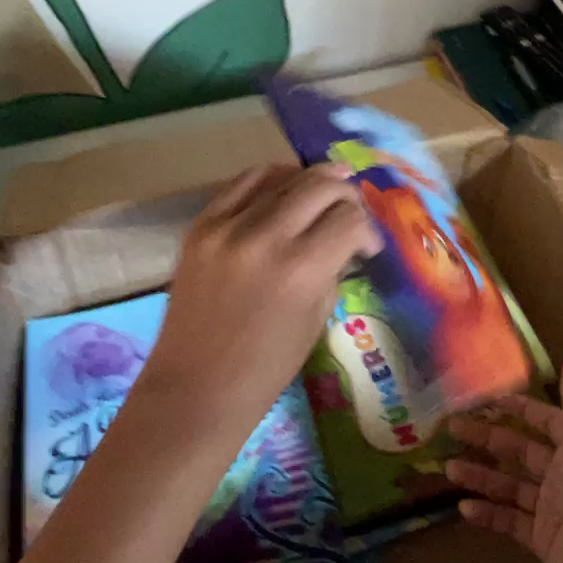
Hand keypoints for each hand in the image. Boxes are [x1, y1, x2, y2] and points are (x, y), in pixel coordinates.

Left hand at [140, 163, 378, 435]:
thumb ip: (333, 268)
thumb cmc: (265, 368)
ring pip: (284, 175)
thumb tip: (345, 236)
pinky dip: (272, 179)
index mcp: (301, 269)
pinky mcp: (201, 224)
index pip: (350, 219)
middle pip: (321, 186)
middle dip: (346, 195)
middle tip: (351, 212)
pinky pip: (244, 181)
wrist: (195, 387)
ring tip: (325, 189)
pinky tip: (285, 189)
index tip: (367, 246)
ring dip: (312, 180)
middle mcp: (266, 236)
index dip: (367, 230)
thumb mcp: (317, 318)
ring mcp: (228, 226)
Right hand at [447, 350, 562, 562]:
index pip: (546, 420)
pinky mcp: (544, 541)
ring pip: (511, 485)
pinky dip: (488, 513)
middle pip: (521, 451)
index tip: (487, 397)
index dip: (519, 407)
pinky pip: (510, 521)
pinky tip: (464, 508)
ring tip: (450, 467)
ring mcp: (554, 510)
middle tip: (452, 427)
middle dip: (488, 438)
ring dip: (481, 475)